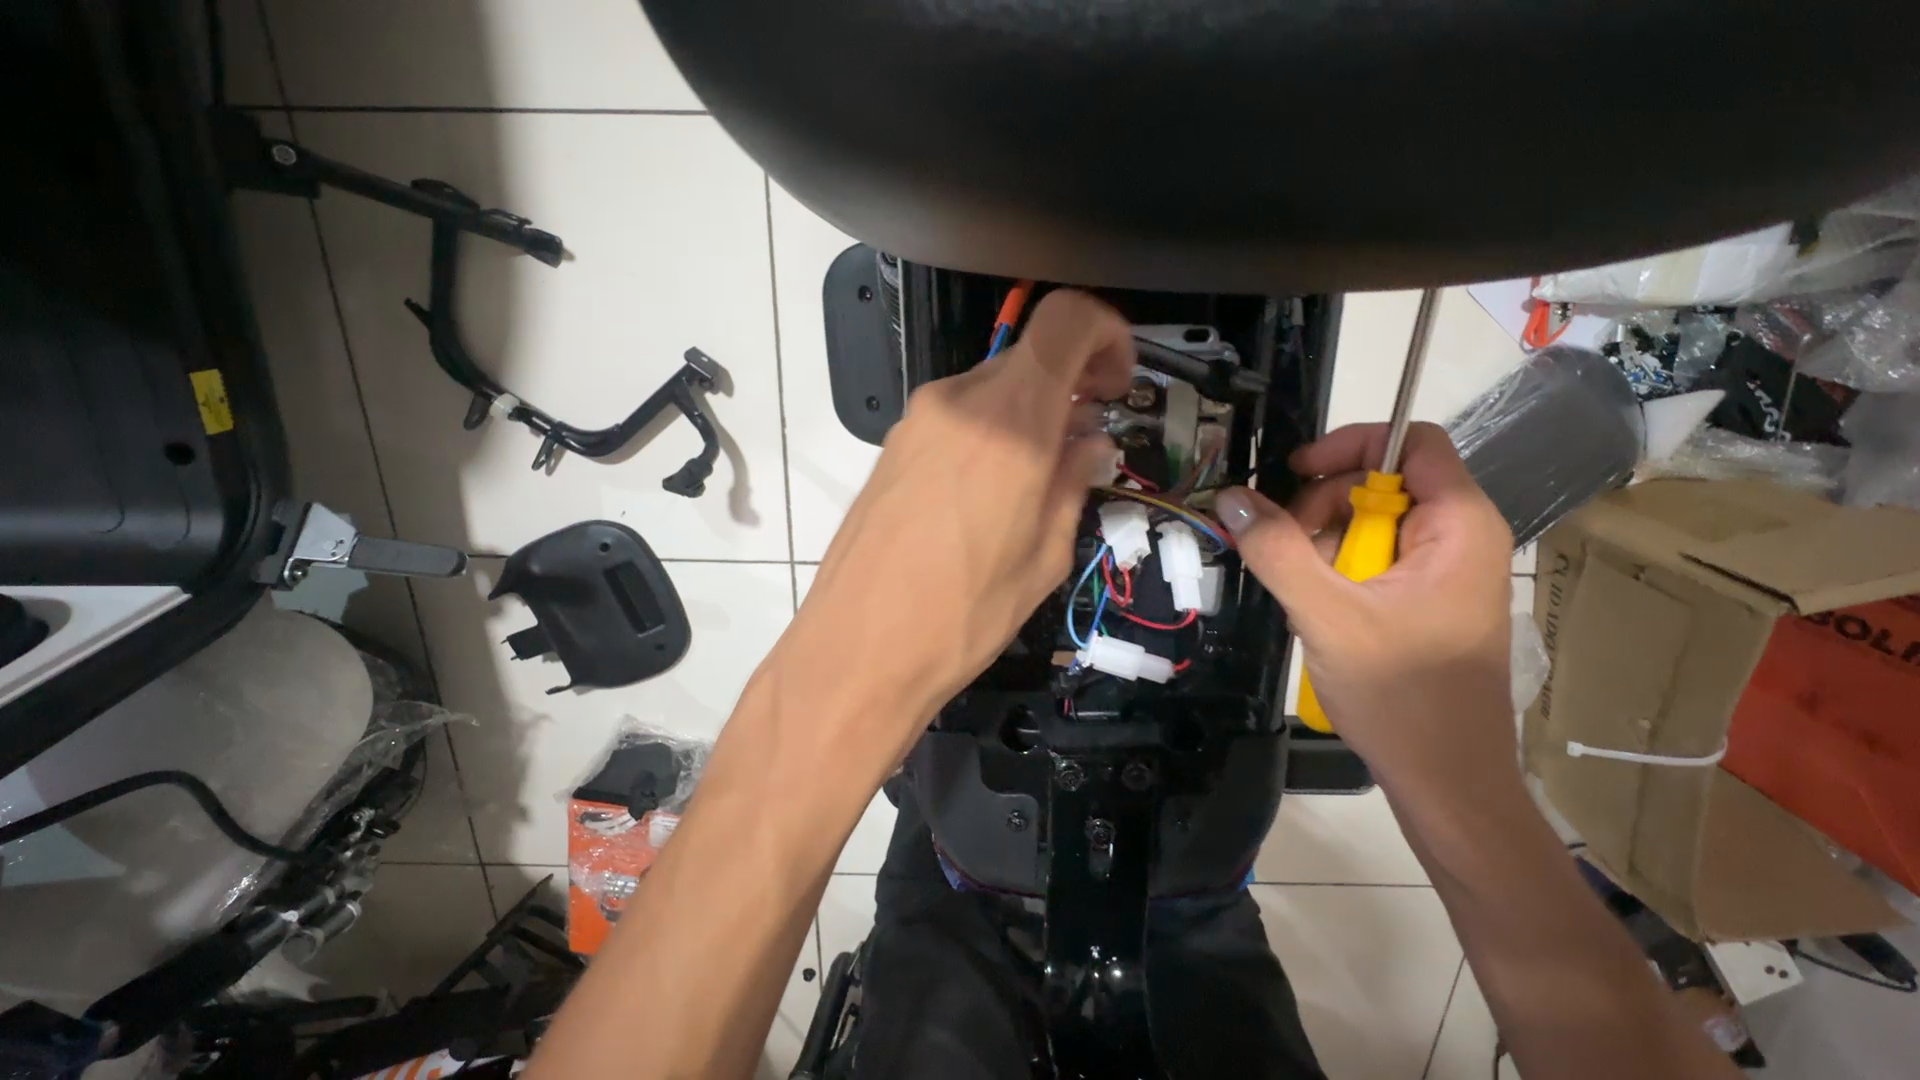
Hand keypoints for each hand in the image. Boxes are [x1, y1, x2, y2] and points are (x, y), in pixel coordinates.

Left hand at [792, 290, 1133, 745]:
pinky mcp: (892, 446)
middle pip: (1030, 359)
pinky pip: (957, 419)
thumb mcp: (1044, 556)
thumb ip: (1072, 484)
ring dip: (1027, 416)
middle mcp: (960, 402)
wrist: (858, 649)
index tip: (1116, 384)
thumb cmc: (964, 615)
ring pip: (992, 390)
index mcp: (1011, 422)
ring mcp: (918, 421)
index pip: (1067, 321)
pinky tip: (989, 495)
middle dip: (1069, 389)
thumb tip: (1088, 444)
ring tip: (1036, 483)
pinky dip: (988, 435)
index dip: (1106, 334)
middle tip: (1084, 446)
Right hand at [1214, 423, 1516, 790]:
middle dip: (1326, 501)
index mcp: (1460, 526)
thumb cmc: (1402, 696)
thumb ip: (1278, 551)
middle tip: (1285, 544)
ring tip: (1300, 584)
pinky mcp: (1428, 600)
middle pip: (1386, 480)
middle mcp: (1462, 537)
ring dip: (1326, 538)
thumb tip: (1231, 497)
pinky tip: (1318, 604)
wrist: (1447, 780)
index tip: (1293, 475)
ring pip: (1375, 520)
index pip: (1413, 442)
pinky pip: (1377, 557)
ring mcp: (1447, 571)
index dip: (1350, 444)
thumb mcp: (1328, 617)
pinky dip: (1339, 567)